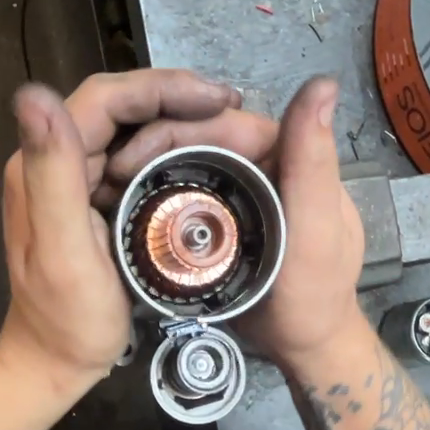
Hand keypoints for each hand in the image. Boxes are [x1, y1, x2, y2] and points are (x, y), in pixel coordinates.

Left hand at [0, 71, 243, 396]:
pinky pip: (134, 161)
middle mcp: (54, 161)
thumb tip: (33, 93)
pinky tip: (201, 159)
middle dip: (176, 100)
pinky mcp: (91, 201)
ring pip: (128, 131)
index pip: (105, 99)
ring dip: (176, 122)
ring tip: (227, 128)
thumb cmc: (66, 318)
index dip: (161, 88)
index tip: (218, 99)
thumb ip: (52, 173)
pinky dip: (169, 153)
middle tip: (232, 109)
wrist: (55, 361)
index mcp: (42, 163)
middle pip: (119, 108)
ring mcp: (73, 182)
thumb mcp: (62, 250)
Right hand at [105, 77, 367, 374]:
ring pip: (188, 168)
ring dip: (148, 172)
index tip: (126, 155)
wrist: (303, 347)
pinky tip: (127, 209)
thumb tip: (322, 82)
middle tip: (108, 175)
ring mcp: (239, 195)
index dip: (172, 129)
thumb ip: (314, 160)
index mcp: (287, 154)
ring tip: (109, 189)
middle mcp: (262, 166)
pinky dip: (157, 200)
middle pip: (198, 141)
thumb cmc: (314, 291)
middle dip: (150, 149)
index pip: (223, 123)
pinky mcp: (221, 224)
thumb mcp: (317, 226)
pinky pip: (185, 200)